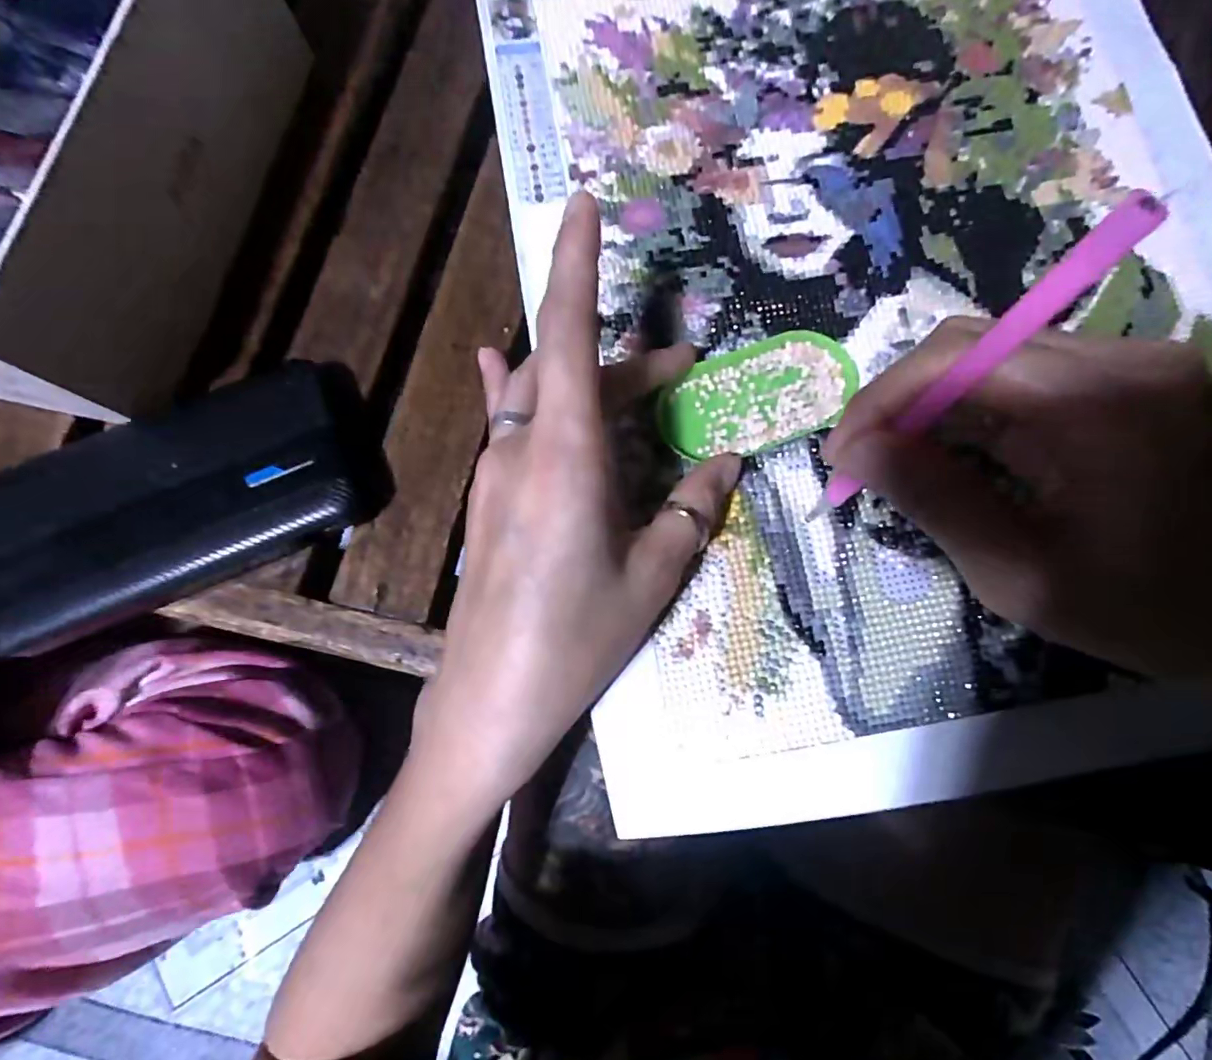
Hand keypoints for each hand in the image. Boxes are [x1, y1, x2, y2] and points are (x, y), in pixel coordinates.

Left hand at [416, 193, 741, 807]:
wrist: (489, 701)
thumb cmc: (576, 641)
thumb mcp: (651, 578)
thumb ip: (690, 511)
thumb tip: (725, 464)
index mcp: (565, 457)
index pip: (570, 337)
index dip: (578, 266)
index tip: (585, 206)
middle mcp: (521, 449)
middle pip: (569, 370)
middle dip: (628, 361)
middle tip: (685, 375)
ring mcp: (496, 474)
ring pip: (540, 399)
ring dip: (590, 386)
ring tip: (643, 400)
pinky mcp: (487, 501)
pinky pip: (505, 426)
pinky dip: (516, 390)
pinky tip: (499, 363)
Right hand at [822, 318, 1211, 676]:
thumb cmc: (1130, 609)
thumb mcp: (1014, 572)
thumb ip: (934, 501)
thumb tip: (855, 450)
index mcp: (1093, 407)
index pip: (956, 360)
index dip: (882, 400)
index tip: (841, 455)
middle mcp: (1117, 358)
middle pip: (970, 341)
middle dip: (899, 397)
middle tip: (862, 456)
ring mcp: (1129, 358)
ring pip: (990, 349)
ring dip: (930, 399)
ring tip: (895, 454)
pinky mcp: (1127, 371)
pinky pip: (1021, 368)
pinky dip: (970, 403)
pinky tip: (950, 446)